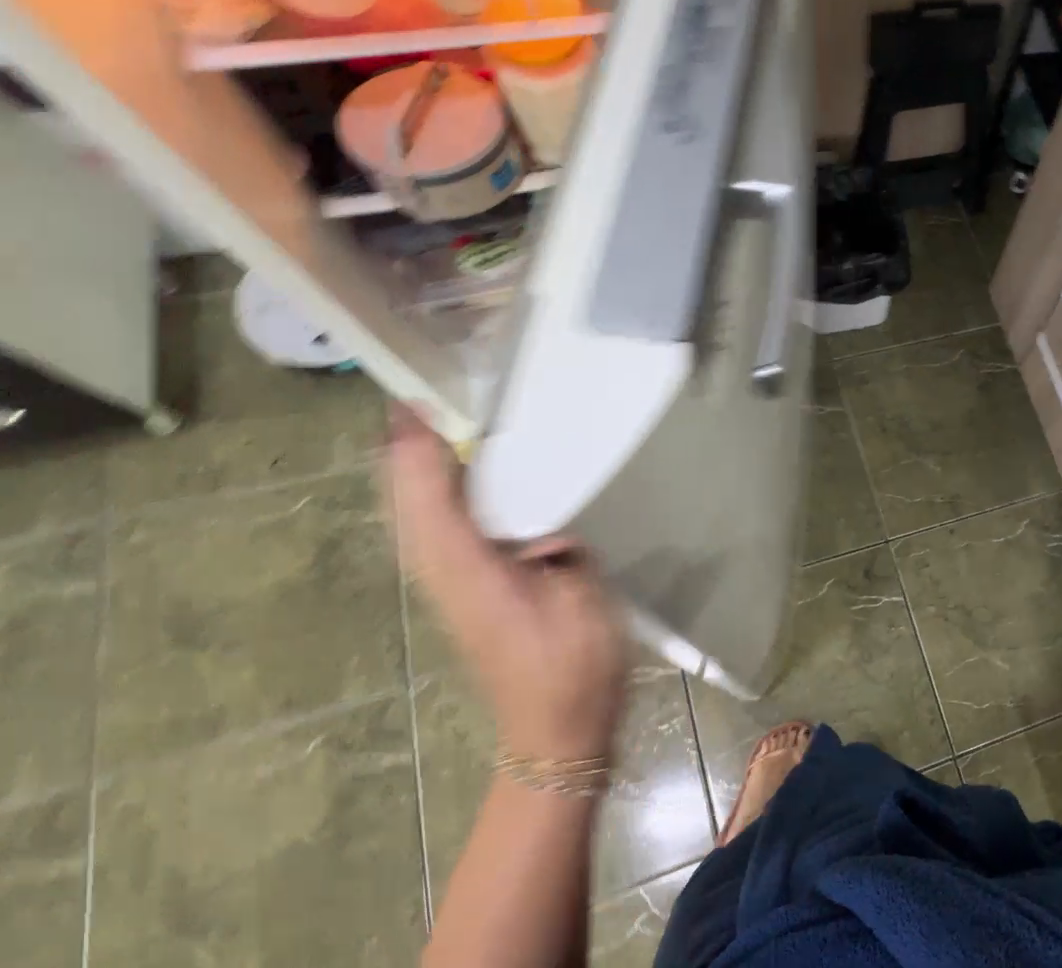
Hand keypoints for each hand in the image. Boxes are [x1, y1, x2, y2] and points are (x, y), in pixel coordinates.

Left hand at [386, 406, 626, 762]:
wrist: (553, 735)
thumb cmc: (576, 674)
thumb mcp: (585, 612)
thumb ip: (564, 559)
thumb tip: (545, 529)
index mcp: (473, 575)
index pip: (431, 502)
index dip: (419, 452)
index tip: (419, 403)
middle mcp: (446, 576)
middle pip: (405, 504)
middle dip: (403, 450)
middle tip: (419, 398)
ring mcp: (448, 586)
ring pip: (410, 518)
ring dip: (410, 470)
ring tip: (427, 425)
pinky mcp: (462, 592)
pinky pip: (430, 531)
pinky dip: (428, 497)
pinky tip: (452, 481)